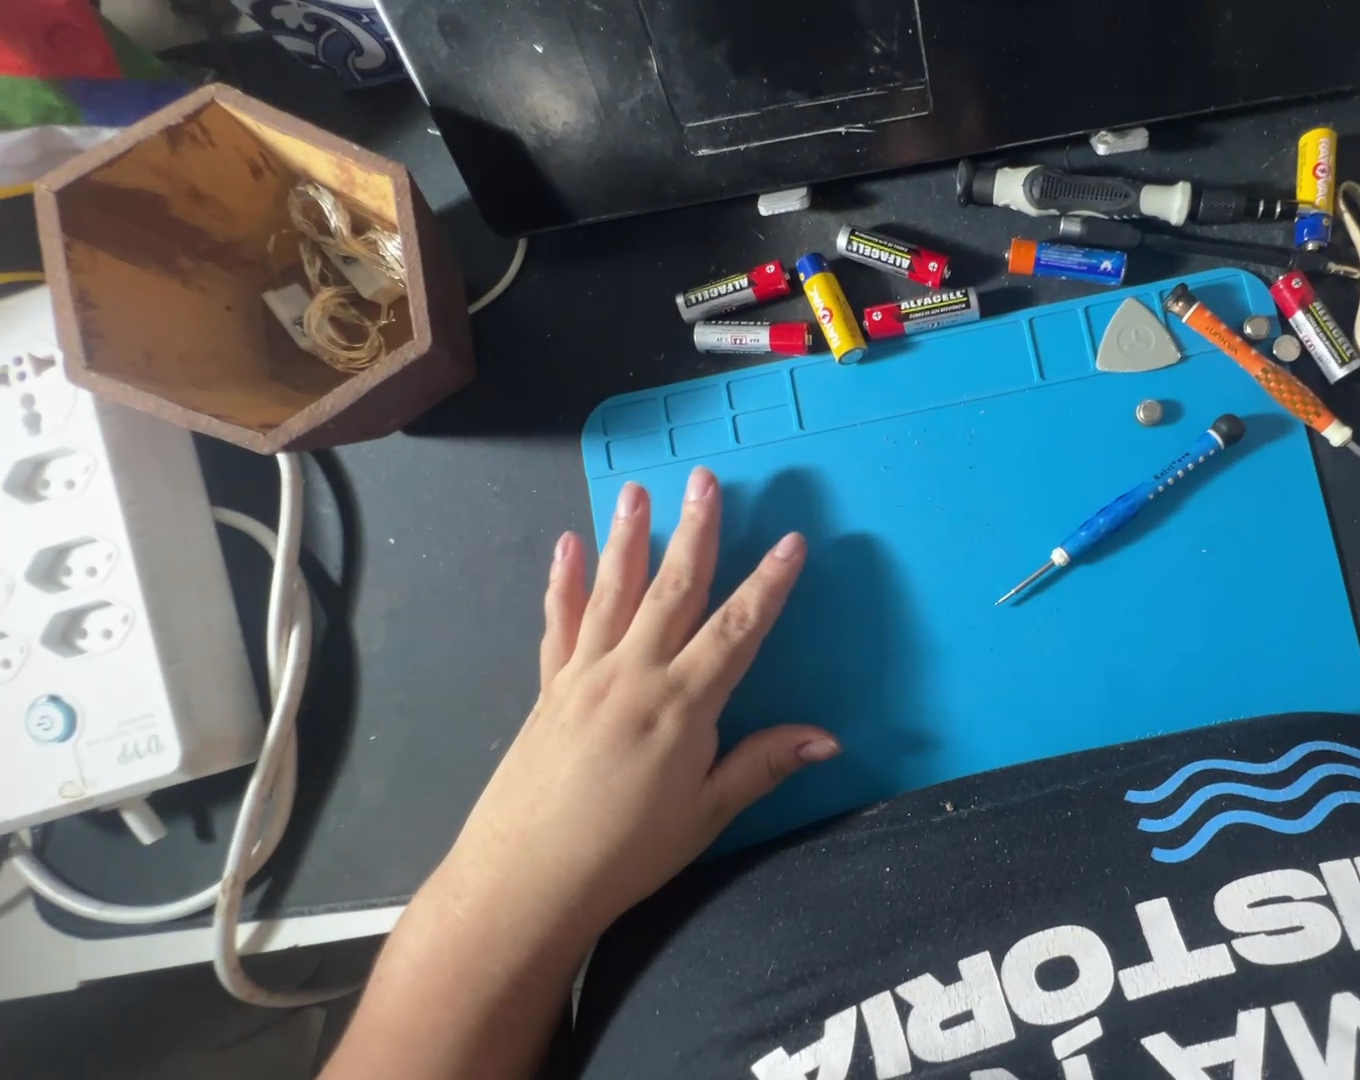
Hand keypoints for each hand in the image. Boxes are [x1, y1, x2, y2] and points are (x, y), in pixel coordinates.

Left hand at [426, 467, 839, 947]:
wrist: (521, 886)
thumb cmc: (627, 852)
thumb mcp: (707, 813)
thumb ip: (765, 763)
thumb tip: (832, 738)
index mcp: (680, 703)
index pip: (737, 629)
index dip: (768, 584)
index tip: (791, 541)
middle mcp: (633, 673)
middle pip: (673, 589)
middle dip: (694, 531)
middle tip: (703, 479)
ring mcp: (584, 675)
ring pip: (614, 592)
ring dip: (629, 538)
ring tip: (635, 490)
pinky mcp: (549, 687)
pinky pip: (559, 624)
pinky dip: (563, 582)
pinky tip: (566, 546)